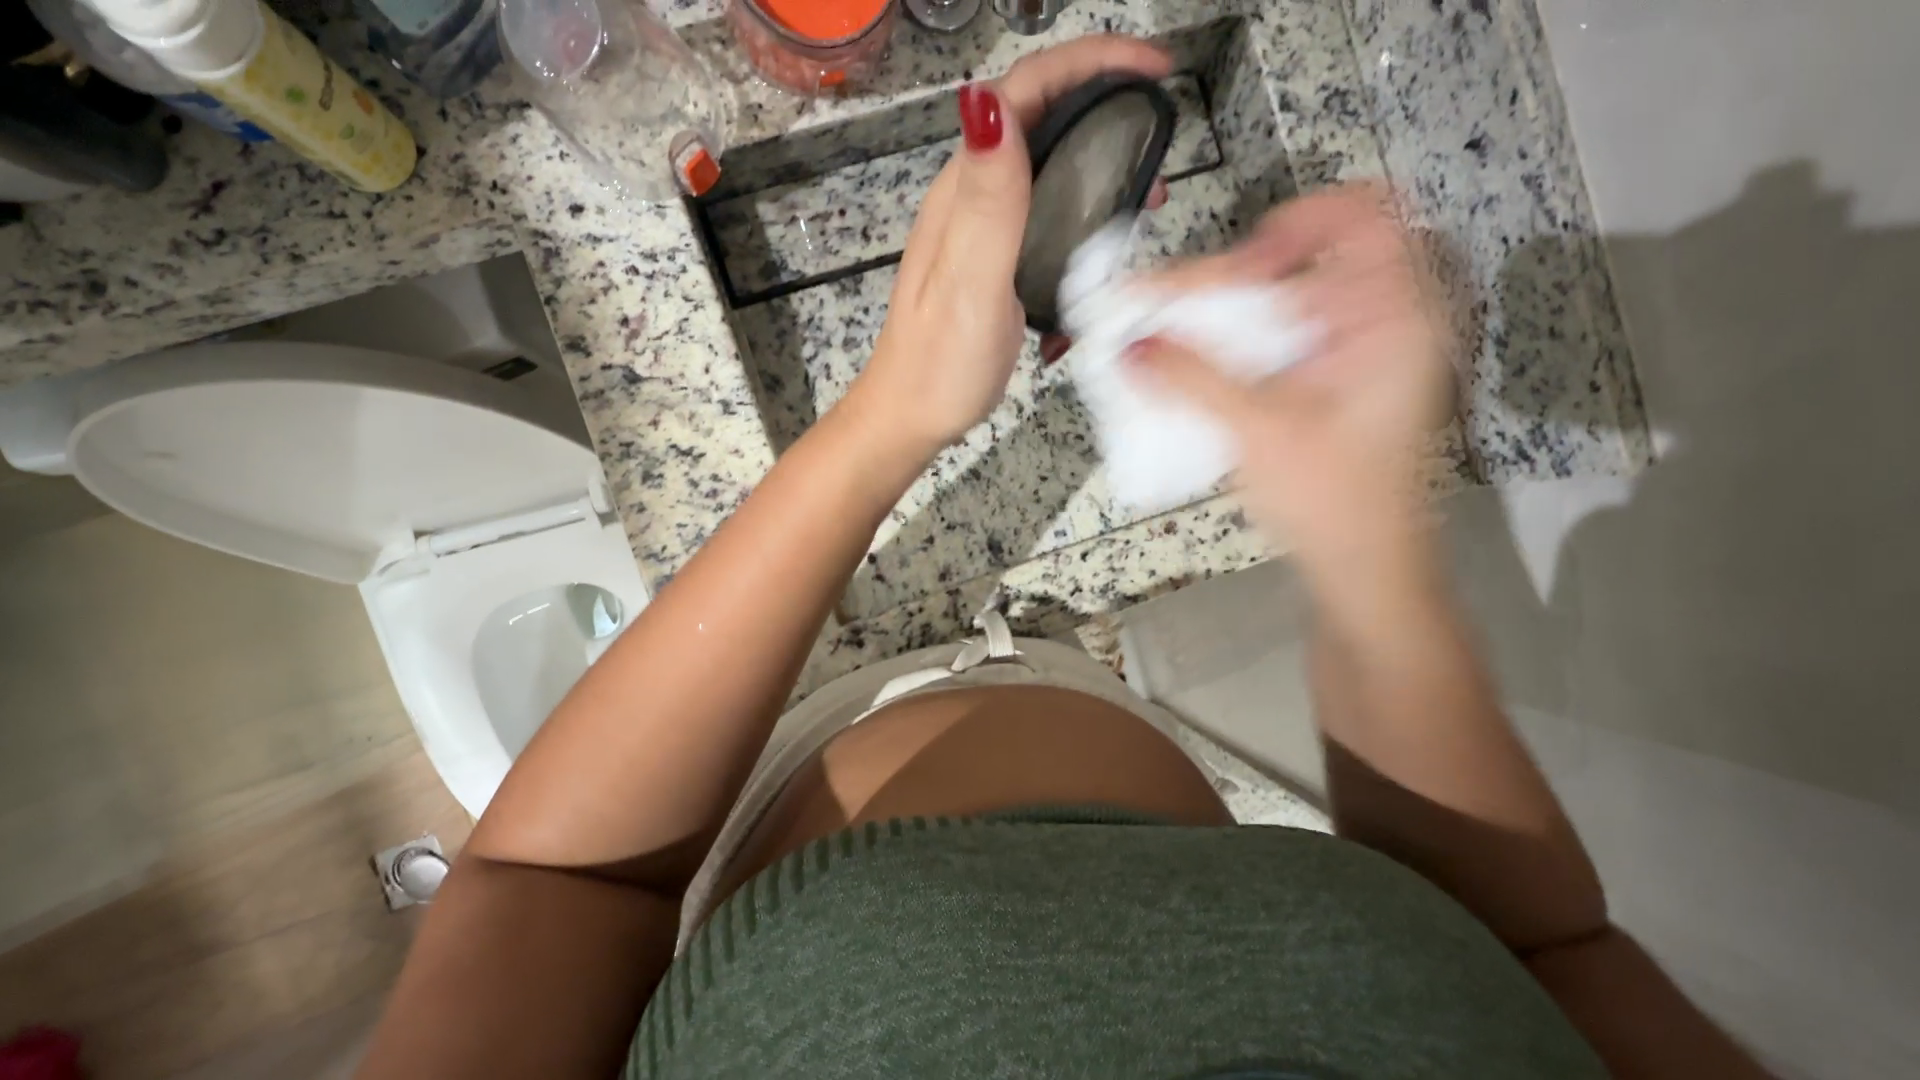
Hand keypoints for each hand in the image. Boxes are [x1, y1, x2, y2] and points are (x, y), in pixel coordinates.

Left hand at [848, 36, 1172, 455]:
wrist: (911, 416)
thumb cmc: (940, 363)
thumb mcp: (969, 283)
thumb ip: (987, 200)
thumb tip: (989, 101)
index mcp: (966, 189)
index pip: (1025, 91)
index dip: (1090, 62)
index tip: (1155, 70)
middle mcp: (975, 195)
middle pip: (1044, 117)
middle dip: (1109, 105)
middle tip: (1162, 142)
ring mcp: (988, 227)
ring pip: (1052, 163)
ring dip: (1105, 159)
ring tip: (1150, 195)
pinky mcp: (1001, 258)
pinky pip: (1051, 209)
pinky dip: (1091, 205)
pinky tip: (1112, 237)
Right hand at [1128, 185, 1454, 584]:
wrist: (1365, 572)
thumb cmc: (1334, 504)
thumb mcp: (1259, 433)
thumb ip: (1191, 380)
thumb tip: (1128, 344)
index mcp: (1394, 317)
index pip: (1364, 217)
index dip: (1301, 221)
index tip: (1244, 264)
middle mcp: (1384, 323)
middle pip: (1313, 258)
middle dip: (1242, 275)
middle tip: (1186, 305)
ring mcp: (1360, 355)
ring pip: (1292, 300)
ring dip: (1233, 310)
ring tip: (1176, 330)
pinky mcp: (1335, 384)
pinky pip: (1285, 338)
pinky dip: (1240, 341)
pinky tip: (1198, 362)